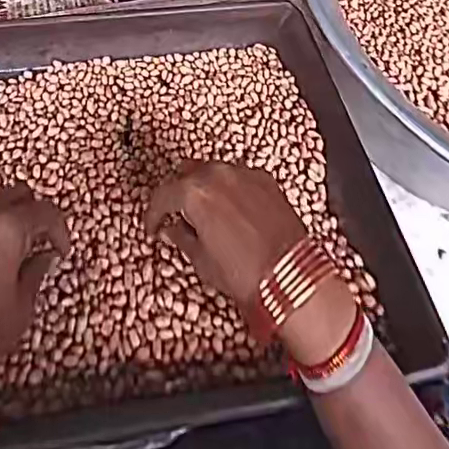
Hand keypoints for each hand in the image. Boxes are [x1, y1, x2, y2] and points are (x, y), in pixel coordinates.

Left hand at [0, 183, 70, 389]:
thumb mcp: (20, 309)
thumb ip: (36, 273)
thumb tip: (43, 258)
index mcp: (8, 227)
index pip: (46, 211)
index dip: (60, 229)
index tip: (61, 249)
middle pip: (17, 195)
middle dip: (33, 214)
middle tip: (41, 242)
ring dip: (7, 223)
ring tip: (14, 256)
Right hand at [145, 161, 354, 363]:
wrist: (295, 278)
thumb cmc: (247, 274)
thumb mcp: (202, 261)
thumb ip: (182, 237)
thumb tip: (173, 230)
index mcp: (194, 193)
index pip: (162, 195)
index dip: (152, 213)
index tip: (153, 226)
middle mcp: (216, 174)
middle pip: (185, 174)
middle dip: (178, 194)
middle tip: (177, 216)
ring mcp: (243, 173)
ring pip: (212, 171)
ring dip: (204, 188)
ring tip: (206, 214)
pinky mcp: (265, 178)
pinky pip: (237, 177)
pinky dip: (229, 189)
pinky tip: (233, 212)